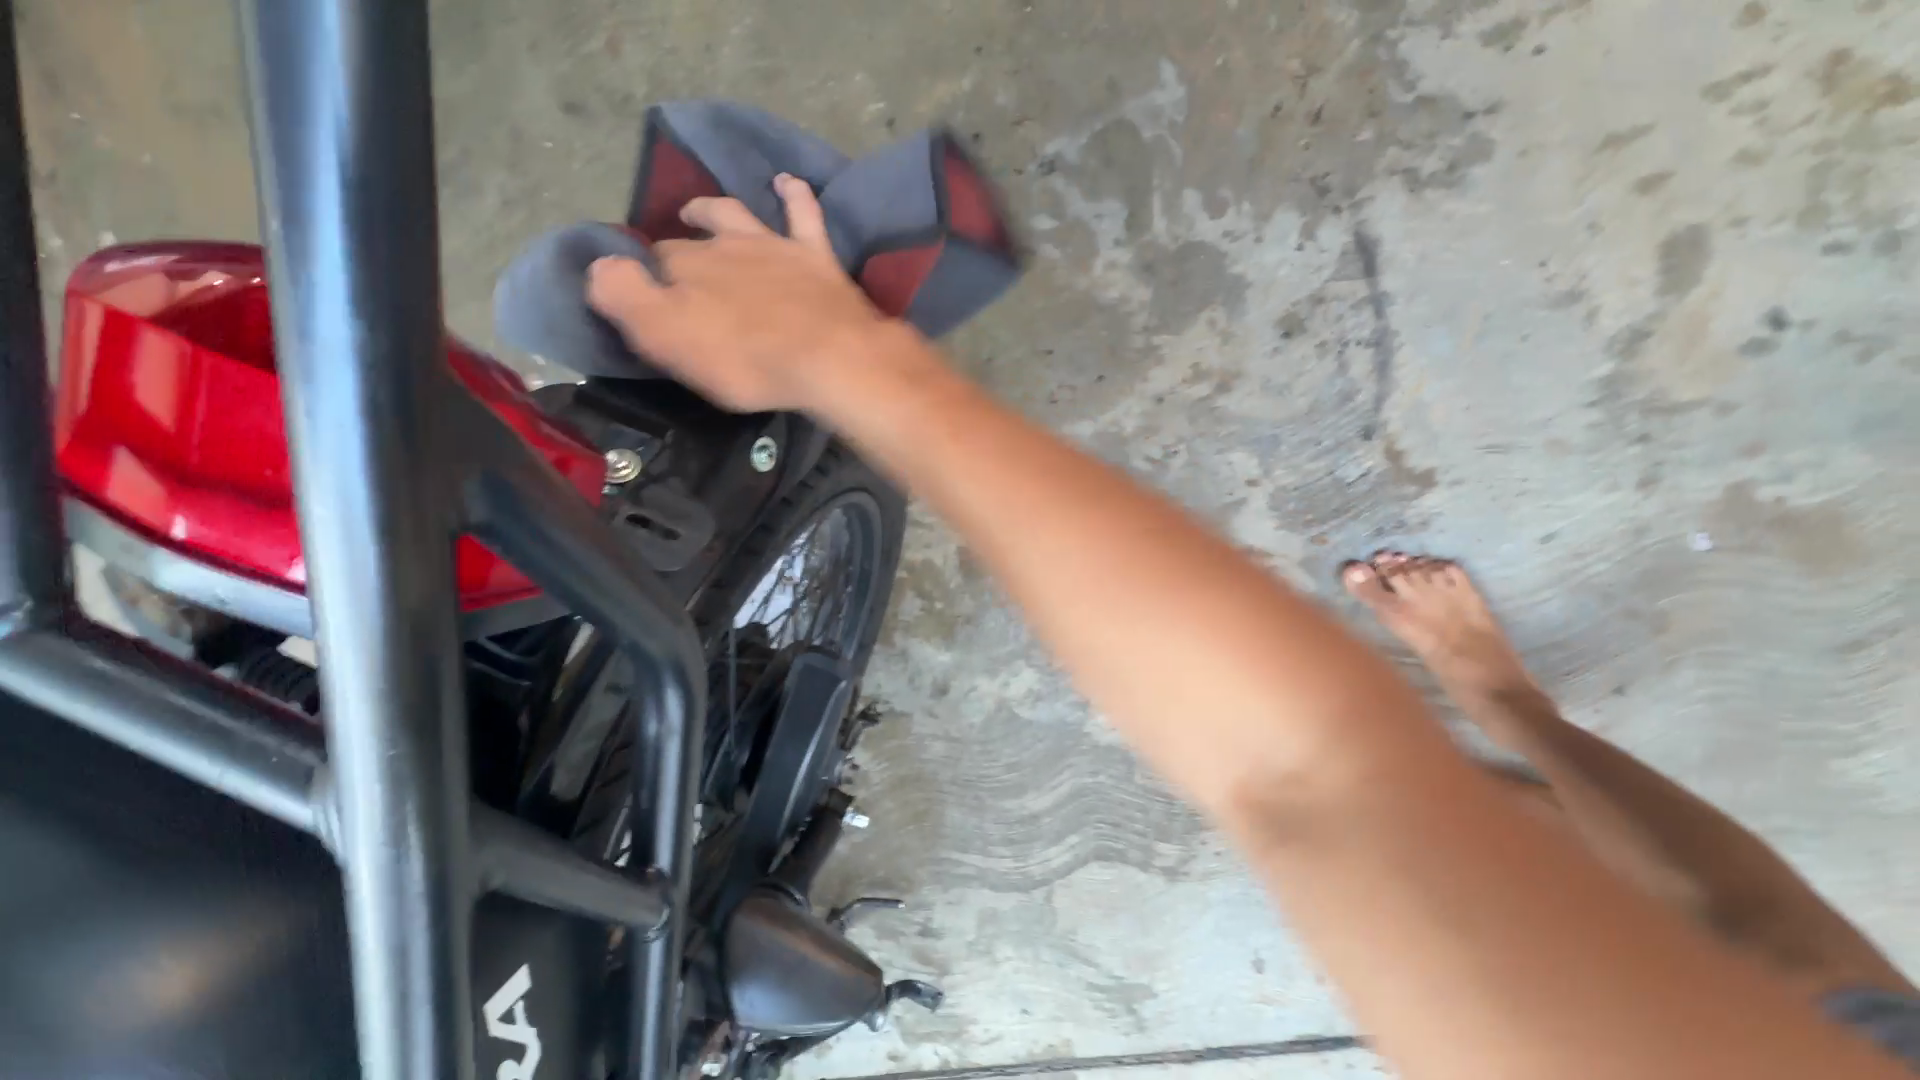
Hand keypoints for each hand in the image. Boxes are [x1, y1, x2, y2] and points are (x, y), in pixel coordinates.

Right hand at [585, 174, 893, 412]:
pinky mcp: (815, 256)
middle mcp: (724, 246)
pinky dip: (793, 193)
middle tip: (669, 264)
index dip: (645, 278)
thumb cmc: (744, 359)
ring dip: (713, 209)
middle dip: (676, 249)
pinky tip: (787, 181)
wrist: (828, 357)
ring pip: (736, 214)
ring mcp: (772, 245)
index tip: (644, 294)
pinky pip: (802, 212)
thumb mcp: (665, 337)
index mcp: (686, 269)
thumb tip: (600, 262)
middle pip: (691, 241)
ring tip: (699, 208)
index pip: (653, 265)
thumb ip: (624, 297)